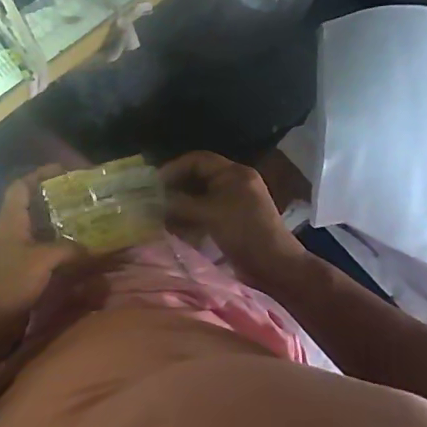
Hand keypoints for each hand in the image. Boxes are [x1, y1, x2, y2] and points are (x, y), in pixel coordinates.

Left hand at [0, 168, 82, 328]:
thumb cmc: (11, 283)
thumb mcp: (43, 260)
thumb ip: (68, 248)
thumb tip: (90, 248)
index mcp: (9, 220)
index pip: (21, 186)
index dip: (39, 174)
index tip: (63, 171)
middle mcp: (9, 230)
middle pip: (30, 205)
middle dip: (54, 198)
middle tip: (81, 196)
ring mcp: (13, 250)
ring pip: (37, 227)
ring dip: (57, 222)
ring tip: (84, 219)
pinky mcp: (19, 269)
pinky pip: (40, 248)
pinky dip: (57, 245)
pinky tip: (76, 249)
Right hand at [160, 151, 307, 282]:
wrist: (274, 266)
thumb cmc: (244, 232)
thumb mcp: (209, 213)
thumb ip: (180, 203)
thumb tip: (154, 200)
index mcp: (234, 173)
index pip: (197, 160)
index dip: (174, 168)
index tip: (153, 183)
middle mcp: (234, 183)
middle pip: (197, 178)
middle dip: (175, 188)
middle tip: (153, 200)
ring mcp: (234, 203)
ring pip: (199, 197)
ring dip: (180, 206)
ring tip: (160, 217)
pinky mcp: (231, 222)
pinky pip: (205, 213)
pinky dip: (189, 219)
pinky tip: (175, 229)